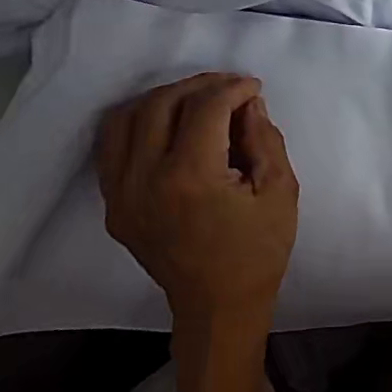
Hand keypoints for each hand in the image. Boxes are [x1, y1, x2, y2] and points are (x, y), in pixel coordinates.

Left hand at [97, 73, 299, 328]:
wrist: (218, 306)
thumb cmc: (258, 251)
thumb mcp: (280, 191)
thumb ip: (264, 139)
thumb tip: (248, 103)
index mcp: (191, 177)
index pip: (206, 108)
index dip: (233, 88)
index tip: (254, 88)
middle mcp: (145, 180)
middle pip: (162, 103)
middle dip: (200, 85)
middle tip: (230, 87)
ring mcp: (121, 194)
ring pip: (127, 118)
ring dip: (164, 98)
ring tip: (197, 100)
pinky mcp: (113, 205)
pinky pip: (111, 146)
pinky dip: (136, 123)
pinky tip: (166, 124)